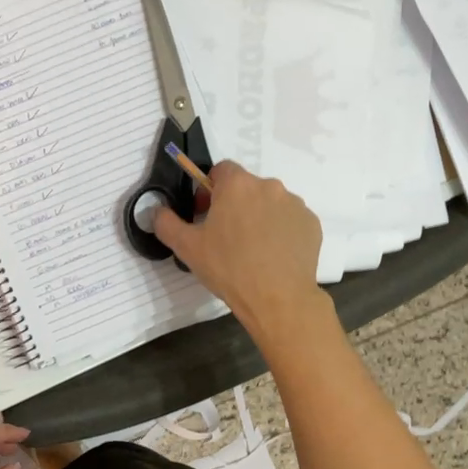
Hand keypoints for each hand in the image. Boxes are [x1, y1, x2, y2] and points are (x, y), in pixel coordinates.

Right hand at [154, 161, 326, 338]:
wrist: (279, 299)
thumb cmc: (229, 268)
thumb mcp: (186, 248)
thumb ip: (166, 223)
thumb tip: (156, 210)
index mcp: (237, 185)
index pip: (220, 170)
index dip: (208, 189)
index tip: (204, 214)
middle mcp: (269, 186)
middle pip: (245, 187)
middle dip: (233, 205)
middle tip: (223, 237)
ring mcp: (295, 204)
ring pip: (269, 203)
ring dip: (257, 217)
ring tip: (250, 250)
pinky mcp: (311, 224)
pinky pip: (289, 220)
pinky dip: (279, 231)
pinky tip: (271, 256)